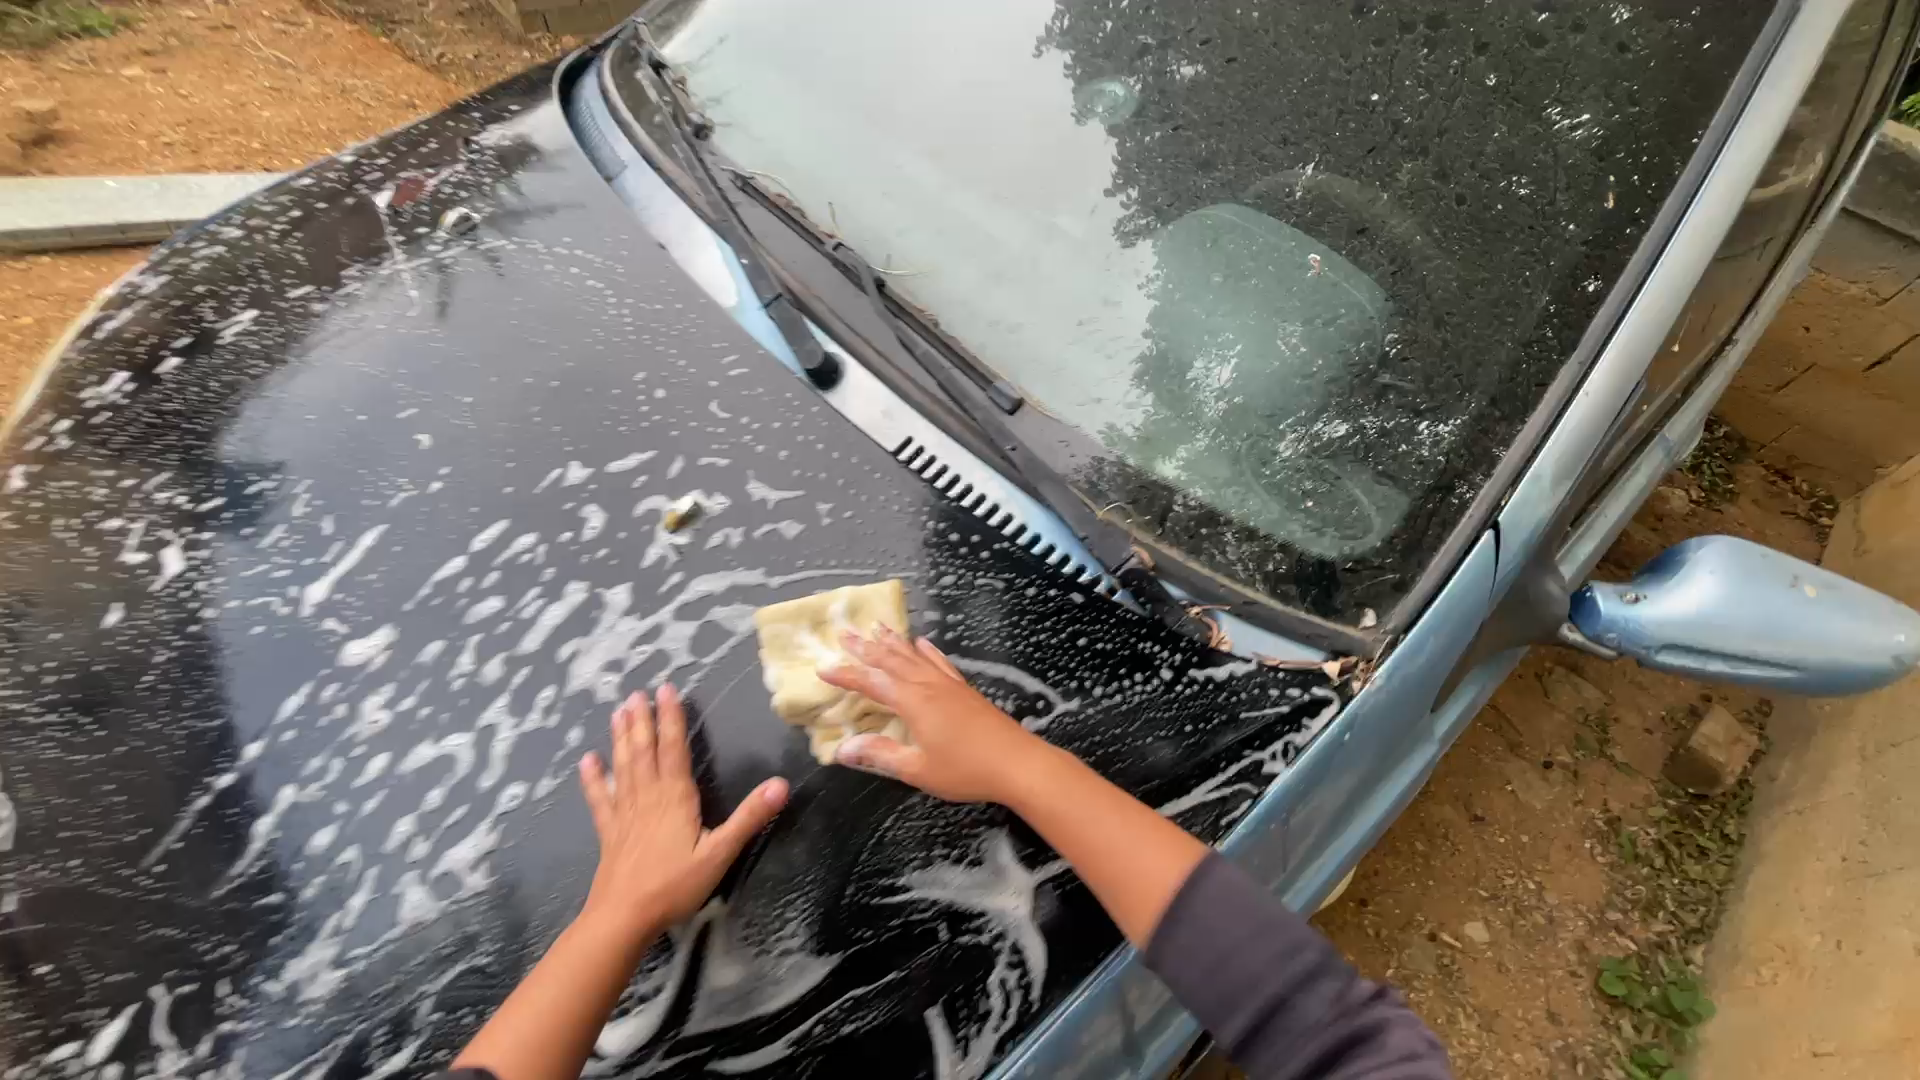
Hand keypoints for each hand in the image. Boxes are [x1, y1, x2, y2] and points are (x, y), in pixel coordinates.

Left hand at [576, 685, 788, 942]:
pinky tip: (586, 761)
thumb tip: (781, 783)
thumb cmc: (675, 884)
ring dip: (621, 738)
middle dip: (642, 720)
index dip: (671, 718)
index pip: (674, 748)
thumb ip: (749, 817)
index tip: (666, 689)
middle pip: (644, 751)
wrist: (623, 918)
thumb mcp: (720, 852)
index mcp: (675, 797)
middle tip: (637, 692)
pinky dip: (593, 779)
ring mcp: (625, 813)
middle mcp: (648, 796)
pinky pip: (600, 799)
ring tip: (618, 711)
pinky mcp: (609, 832)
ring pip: (623, 767)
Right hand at [818, 629, 1051, 802]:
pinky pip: (940, 662)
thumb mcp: (917, 769)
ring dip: (893, 642)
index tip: (823, 668)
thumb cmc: (965, 770)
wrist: (1017, 762)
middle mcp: (928, 685)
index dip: (847, 675)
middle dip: (866, 648)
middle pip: (892, 661)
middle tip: (845, 632)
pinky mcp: (964, 690)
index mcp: (913, 702)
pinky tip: (923, 642)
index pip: (872, 683)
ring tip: (877, 627)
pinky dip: (927, 651)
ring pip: (915, 656)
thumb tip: (842, 749)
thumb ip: (880, 755)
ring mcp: (948, 685)